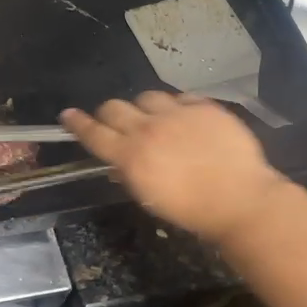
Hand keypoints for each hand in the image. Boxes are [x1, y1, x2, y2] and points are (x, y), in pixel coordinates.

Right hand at [61, 92, 290, 243]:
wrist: (239, 199)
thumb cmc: (189, 209)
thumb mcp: (147, 196)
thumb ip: (128, 172)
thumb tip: (118, 161)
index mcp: (130, 155)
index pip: (93, 133)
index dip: (77, 123)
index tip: (67, 115)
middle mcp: (148, 129)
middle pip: (114, 107)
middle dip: (108, 114)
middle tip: (114, 123)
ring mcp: (177, 114)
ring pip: (146, 97)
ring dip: (143, 108)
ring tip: (154, 119)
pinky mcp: (204, 107)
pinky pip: (180, 98)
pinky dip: (176, 107)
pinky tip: (184, 120)